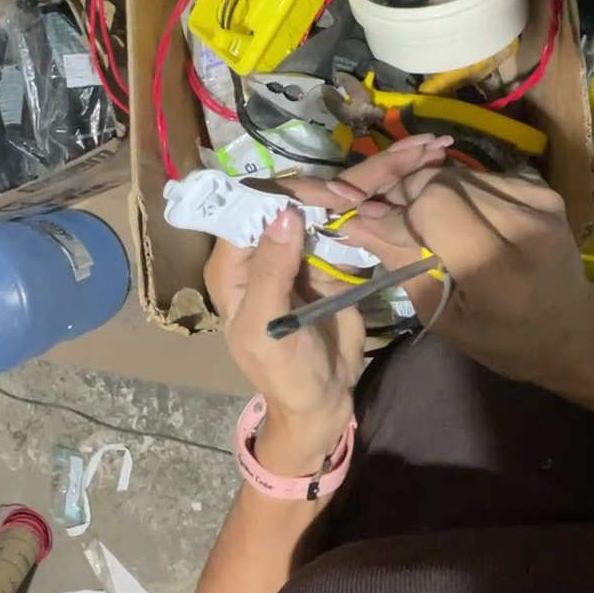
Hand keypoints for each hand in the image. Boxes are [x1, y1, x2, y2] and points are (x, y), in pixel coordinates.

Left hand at [205, 208, 362, 473]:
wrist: (322, 398)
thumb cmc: (282, 371)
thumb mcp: (267, 327)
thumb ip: (272, 271)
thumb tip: (285, 214)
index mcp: (231, 267)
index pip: (244, 213)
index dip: (275, 197)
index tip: (314, 194)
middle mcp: (257, 253)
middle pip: (277, 204)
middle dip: (308, 194)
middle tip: (345, 196)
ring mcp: (291, 254)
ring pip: (307, 210)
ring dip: (331, 201)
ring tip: (357, 198)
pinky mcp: (322, 261)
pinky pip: (331, 229)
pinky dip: (346, 219)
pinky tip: (363, 211)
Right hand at [339, 168, 593, 391]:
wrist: (571, 329)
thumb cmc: (500, 337)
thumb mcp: (441, 314)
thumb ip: (400, 262)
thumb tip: (353, 220)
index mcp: (498, 270)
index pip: (432, 205)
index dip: (394, 210)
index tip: (368, 220)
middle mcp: (524, 225)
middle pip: (442, 180)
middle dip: (405, 193)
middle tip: (388, 215)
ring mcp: (539, 201)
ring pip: (458, 173)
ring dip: (430, 191)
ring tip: (424, 221)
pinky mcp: (542, 189)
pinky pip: (480, 175)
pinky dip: (458, 191)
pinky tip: (460, 219)